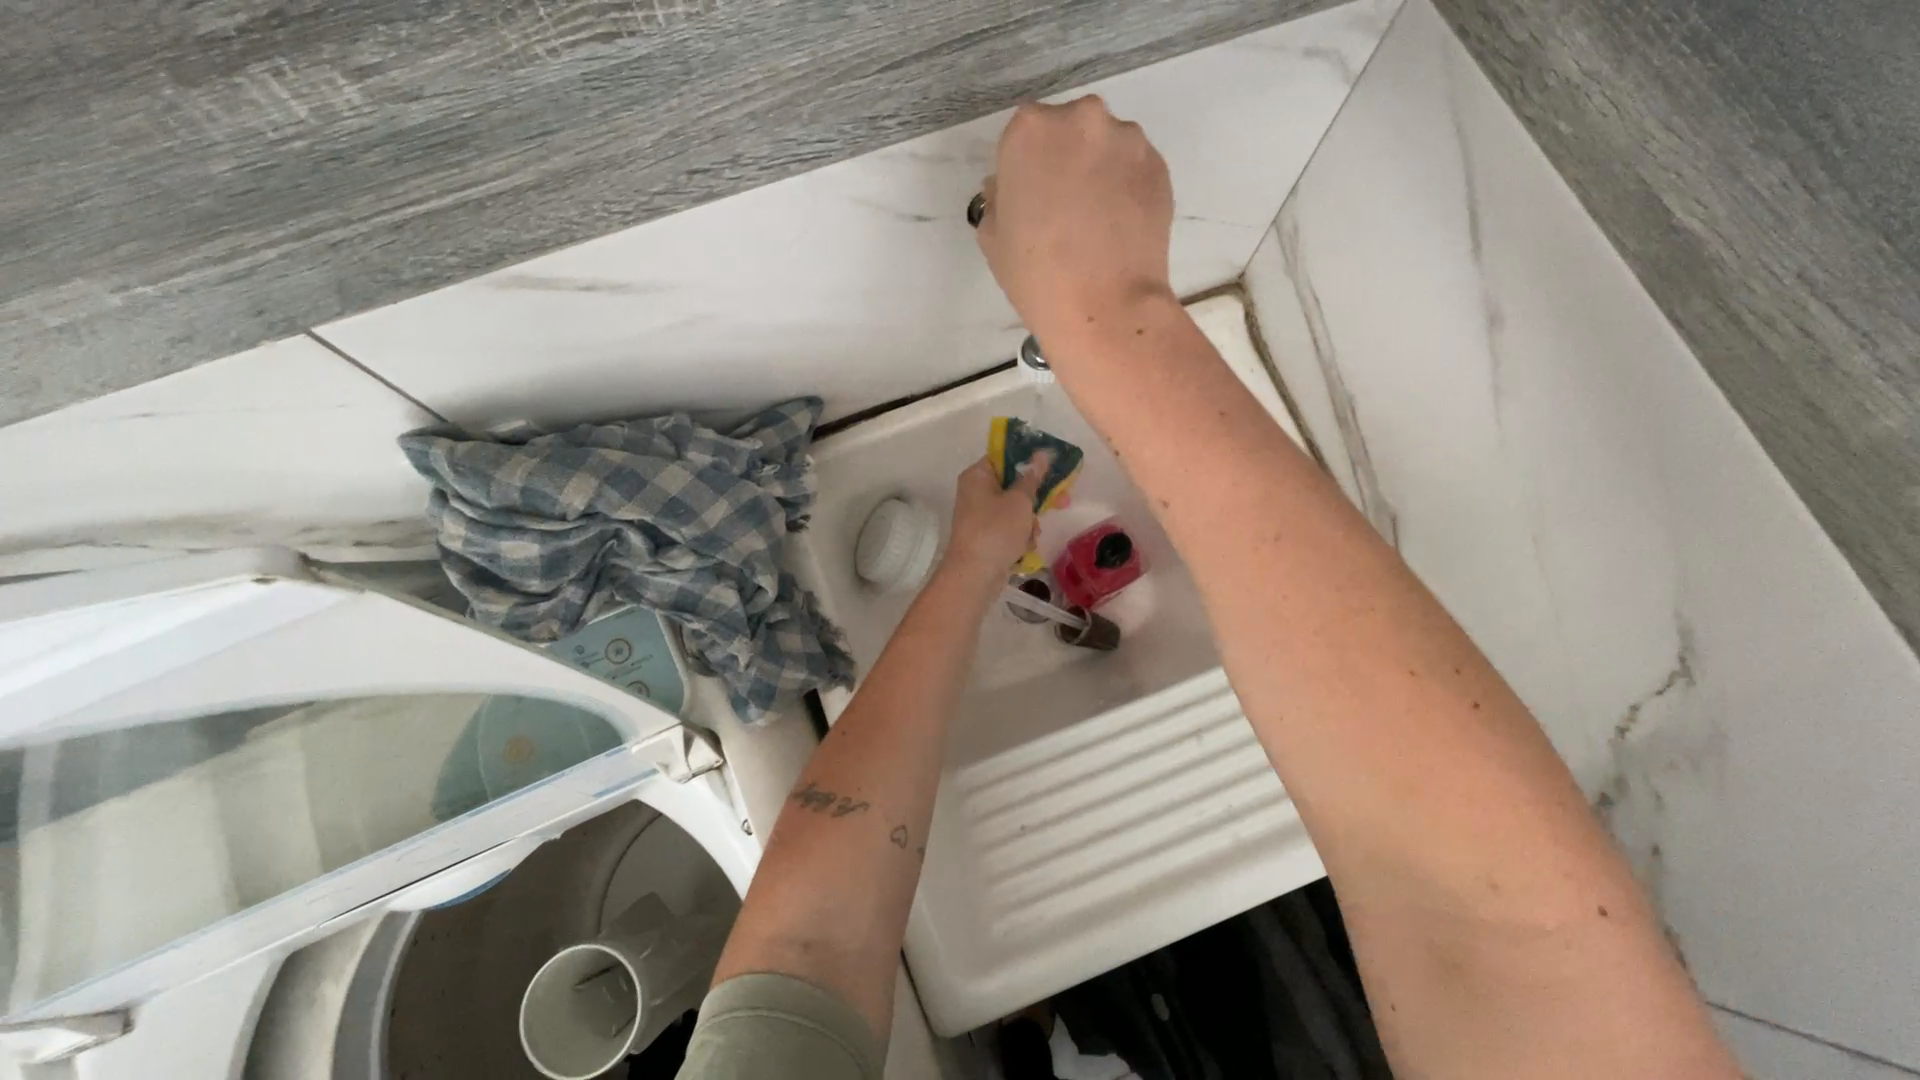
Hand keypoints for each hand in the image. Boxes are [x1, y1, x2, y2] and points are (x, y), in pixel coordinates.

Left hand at [943, 453, 1049, 584]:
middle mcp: (976, 492)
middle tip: (1063, 501)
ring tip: (1033, 533)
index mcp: (978, 476)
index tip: (1052, 465)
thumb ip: (1032, 477)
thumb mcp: (1020, 500)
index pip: (1004, 457)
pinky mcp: (987, 537)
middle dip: (1037, 497)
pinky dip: (1020, 536)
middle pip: (1013, 485)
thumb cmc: (997, 529)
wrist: (975, 574)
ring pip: (1015, 509)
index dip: (1029, 460)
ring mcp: (981, 516)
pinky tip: (1025, 548)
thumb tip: (1041, 454)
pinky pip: (1010, 529)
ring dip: (1030, 521)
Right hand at [974, 97, 1175, 346]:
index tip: (1032, 196)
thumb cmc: (1036, 273)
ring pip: (1107, 145)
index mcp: (1030, 130)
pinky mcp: (1159, 165)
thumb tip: (1012, 187)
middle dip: (1067, 159)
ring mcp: (1127, 140)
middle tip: (1065, 208)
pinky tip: (1120, 226)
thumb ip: (1000, 197)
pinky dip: (1127, 187)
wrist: (1105, 305)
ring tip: (1097, 220)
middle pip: (1070, 129)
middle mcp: (1082, 119)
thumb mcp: (992, 236)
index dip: (1028, 166)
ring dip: (1100, 170)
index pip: (1025, 132)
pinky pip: (1135, 168)